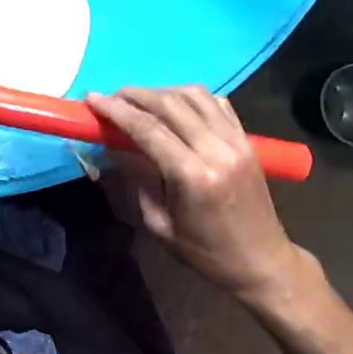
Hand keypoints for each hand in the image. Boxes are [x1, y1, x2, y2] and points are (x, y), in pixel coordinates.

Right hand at [88, 86, 309, 306]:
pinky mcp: (248, 140)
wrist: (261, 262)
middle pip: (169, 103)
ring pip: (194, 95)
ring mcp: (237, 141)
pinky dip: (190, 97)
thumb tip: (115, 144)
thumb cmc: (203, 250)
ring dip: (161, 91)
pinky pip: (216, 103)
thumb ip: (137, 177)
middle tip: (110, 97)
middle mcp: (217, 150)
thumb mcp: (157, 221)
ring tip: (139, 100)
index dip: (115, 109)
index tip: (91, 98)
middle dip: (134, 94)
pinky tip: (173, 106)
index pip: (147, 128)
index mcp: (193, 176)